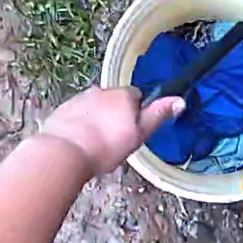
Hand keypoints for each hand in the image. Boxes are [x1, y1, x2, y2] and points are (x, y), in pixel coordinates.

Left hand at [35, 87, 183, 177]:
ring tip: (95, 145)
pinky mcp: (62, 109)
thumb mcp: (139, 133)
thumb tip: (180, 100)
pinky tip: (79, 143)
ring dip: (97, 120)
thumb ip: (158, 115)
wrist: (65, 151)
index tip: (132, 131)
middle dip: (115, 115)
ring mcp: (79, 98)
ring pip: (95, 108)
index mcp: (123, 94)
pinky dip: (80, 125)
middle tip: (114, 141)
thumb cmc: (107, 145)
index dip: (137, 113)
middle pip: (114, 101)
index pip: (136, 96)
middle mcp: (101, 90)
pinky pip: (77, 115)